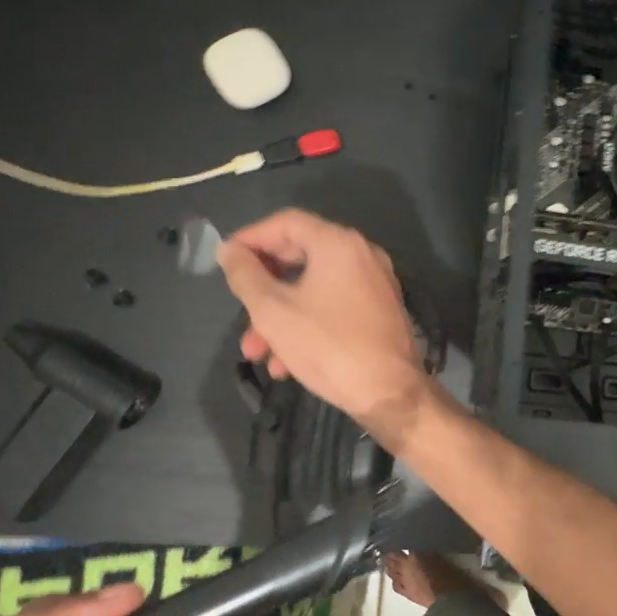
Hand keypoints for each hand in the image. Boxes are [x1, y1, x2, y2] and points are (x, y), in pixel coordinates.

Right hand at [219, 209, 431, 435]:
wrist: (390, 394)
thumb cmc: (328, 346)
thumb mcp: (273, 310)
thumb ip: (245, 275)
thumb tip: (230, 250)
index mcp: (339, 244)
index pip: (286, 222)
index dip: (251, 238)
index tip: (226, 260)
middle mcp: (363, 256)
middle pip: (300, 259)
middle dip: (262, 290)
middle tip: (237, 310)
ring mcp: (376, 286)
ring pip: (314, 292)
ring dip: (280, 319)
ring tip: (256, 352)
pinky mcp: (381, 314)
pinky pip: (335, 310)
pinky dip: (308, 327)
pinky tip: (286, 365)